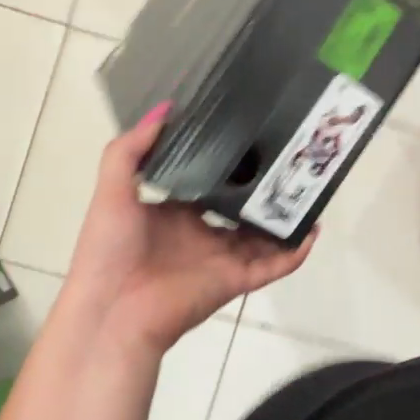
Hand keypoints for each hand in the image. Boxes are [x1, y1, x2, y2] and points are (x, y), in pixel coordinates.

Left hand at [59, 103, 315, 354]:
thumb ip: (132, 150)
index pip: (210, 184)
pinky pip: (274, 265)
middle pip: (244, 209)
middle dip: (266, 190)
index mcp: (175, 214)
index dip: (230, 165)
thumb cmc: (108, 250)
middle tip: (292, 162)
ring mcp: (223, 259)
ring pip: (265, 236)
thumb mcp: (112, 190)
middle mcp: (203, 234)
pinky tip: (312, 231)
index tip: (251, 139)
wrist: (112, 310)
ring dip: (287, 218)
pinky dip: (295, 252)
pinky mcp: (237, 281)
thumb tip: (166, 108)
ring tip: (311, 192)